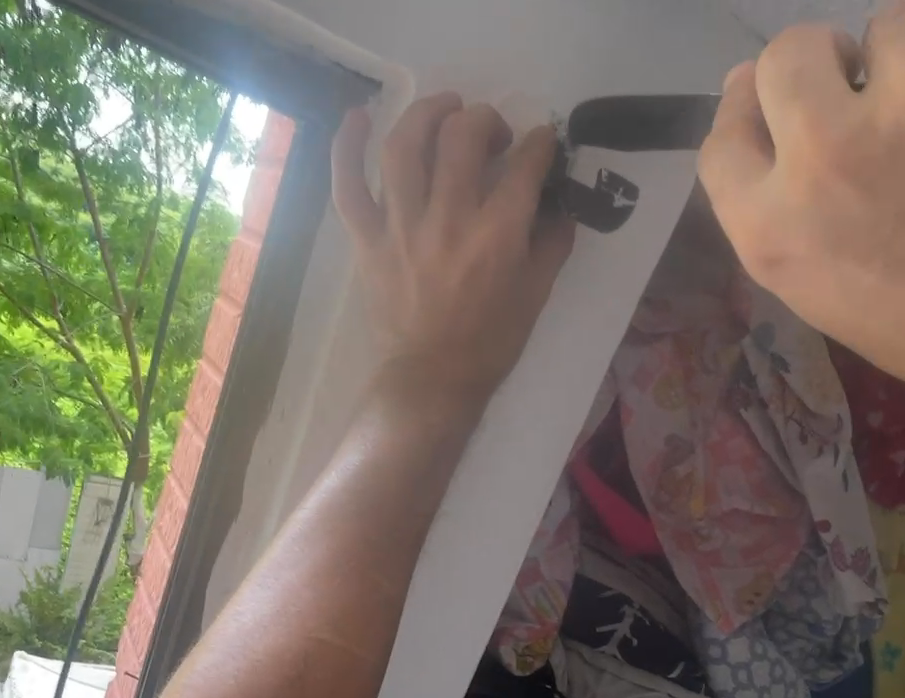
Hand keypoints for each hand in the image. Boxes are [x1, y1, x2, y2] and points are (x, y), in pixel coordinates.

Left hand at [332, 93, 575, 408]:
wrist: (432, 382)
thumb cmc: (489, 344)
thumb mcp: (536, 296)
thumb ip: (551, 244)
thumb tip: (558, 206)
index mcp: (497, 235)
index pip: (526, 163)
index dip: (541, 143)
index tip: (541, 145)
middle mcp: (448, 220)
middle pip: (463, 137)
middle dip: (486, 120)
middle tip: (493, 135)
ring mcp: (401, 228)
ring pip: (405, 146)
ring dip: (428, 113)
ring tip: (445, 109)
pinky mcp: (368, 242)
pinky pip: (348, 186)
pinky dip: (347, 146)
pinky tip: (359, 116)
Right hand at [698, 0, 904, 423]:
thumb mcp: (817, 286)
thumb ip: (775, 203)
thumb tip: (748, 97)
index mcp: (775, 224)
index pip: (725, 136)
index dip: (750, 114)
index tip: (780, 112)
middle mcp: (829, 149)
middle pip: (788, 54)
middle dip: (820, 66)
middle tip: (866, 101)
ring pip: (898, 24)